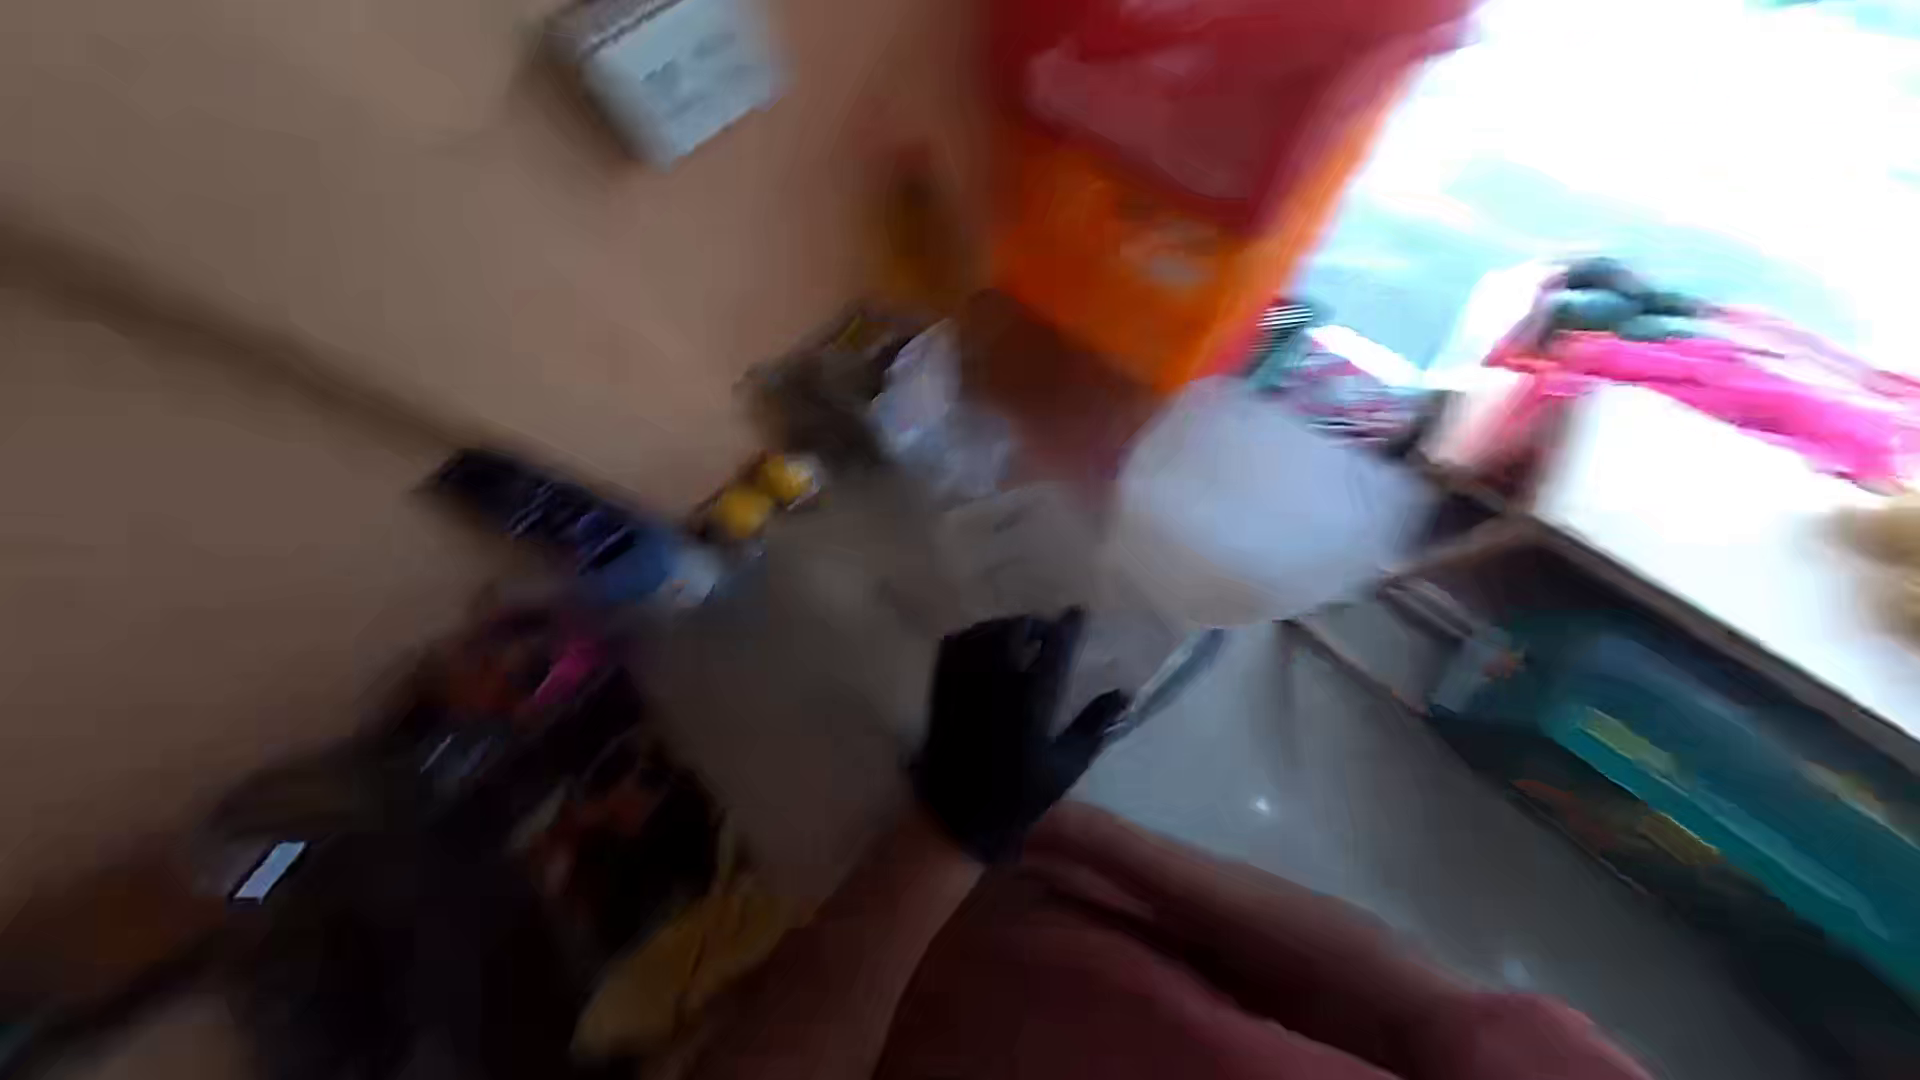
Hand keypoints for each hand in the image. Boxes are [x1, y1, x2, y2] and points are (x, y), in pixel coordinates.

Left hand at [913, 609, 1128, 862]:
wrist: (960, 815)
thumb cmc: (1020, 795)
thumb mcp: (1067, 765)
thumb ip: (1096, 723)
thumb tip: (1125, 692)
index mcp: (1034, 701)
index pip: (1057, 648)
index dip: (1069, 626)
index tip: (1078, 614)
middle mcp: (1000, 683)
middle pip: (1017, 629)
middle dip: (1036, 624)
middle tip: (1046, 632)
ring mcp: (966, 682)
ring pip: (986, 632)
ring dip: (1006, 626)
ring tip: (1018, 637)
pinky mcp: (941, 686)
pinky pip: (954, 643)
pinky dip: (973, 635)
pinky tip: (983, 644)